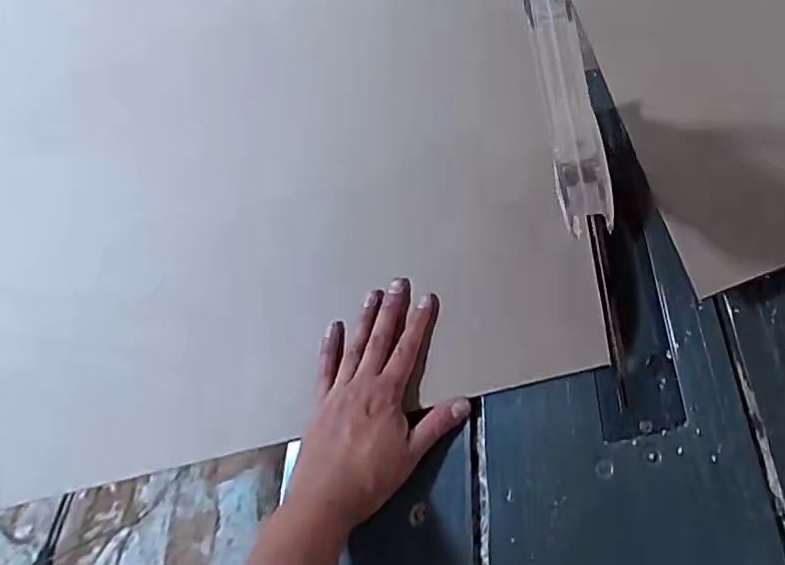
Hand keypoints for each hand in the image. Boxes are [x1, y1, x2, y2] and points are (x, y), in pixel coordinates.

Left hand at [284, 279, 470, 533]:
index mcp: (387, 394)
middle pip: (380, 339)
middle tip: (397, 283)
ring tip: (372, 295)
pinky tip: (334, 328)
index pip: (407, 350)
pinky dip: (330, 347)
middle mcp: (363, 384)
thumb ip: (435, 426)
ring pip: (355, 347)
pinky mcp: (320, 403)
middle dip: (391, 310)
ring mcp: (339, 391)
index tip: (426, 300)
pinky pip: (326, 368)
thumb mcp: (409, 456)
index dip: (419, 323)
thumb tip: (463, 403)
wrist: (321, 502)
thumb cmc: (368, 480)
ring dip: (365, 319)